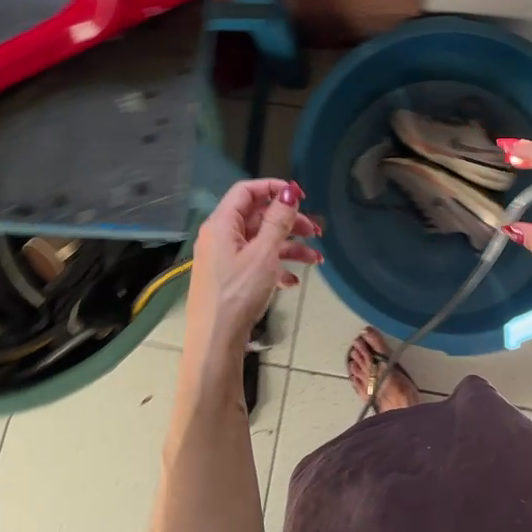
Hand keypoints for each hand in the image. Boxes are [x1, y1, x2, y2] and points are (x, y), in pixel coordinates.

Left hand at [183, 178, 320, 355]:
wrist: (215, 343)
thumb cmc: (238, 293)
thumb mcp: (264, 254)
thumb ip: (278, 220)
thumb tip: (290, 191)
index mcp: (222, 224)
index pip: (246, 190)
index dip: (274, 188)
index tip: (301, 197)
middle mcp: (220, 236)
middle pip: (258, 216)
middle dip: (289, 222)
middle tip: (317, 231)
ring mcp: (224, 259)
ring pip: (261, 241)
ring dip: (289, 247)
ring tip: (316, 260)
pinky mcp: (229, 279)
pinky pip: (256, 262)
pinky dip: (276, 266)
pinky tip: (292, 281)